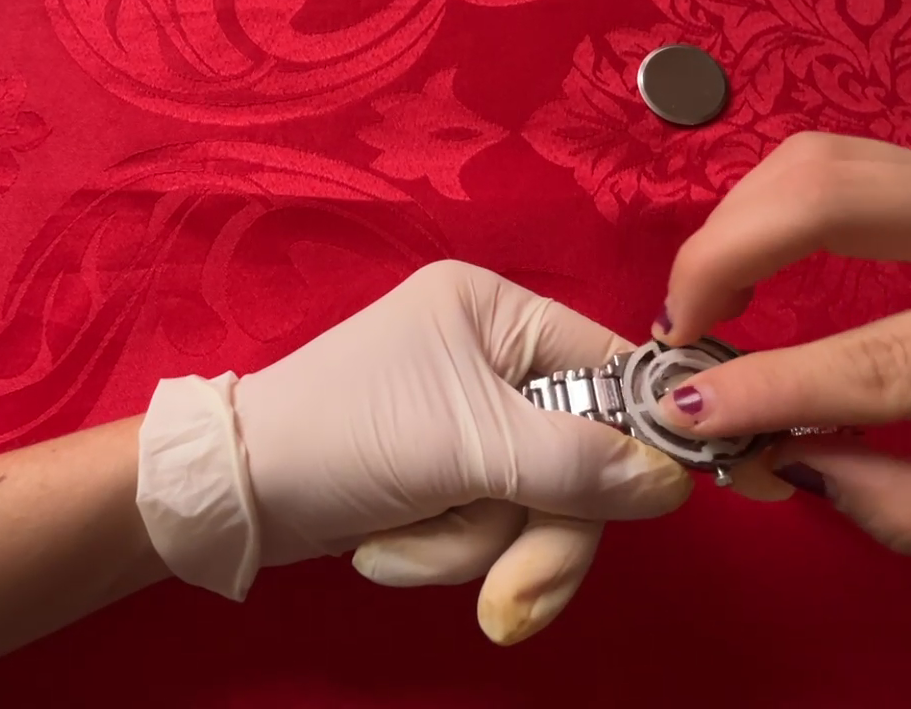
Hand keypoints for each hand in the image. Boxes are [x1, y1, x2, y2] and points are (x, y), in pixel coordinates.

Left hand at [137, 260, 689, 642]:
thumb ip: (577, 464)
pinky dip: (445, 547)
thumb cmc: (346, 436)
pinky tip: (386, 543)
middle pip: (574, 451)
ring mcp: (467, 412)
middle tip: (509, 602)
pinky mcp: (446, 463)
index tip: (648, 498)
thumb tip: (671, 480)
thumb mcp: (468, 445)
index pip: (602, 364)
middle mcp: (486, 351)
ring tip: (397, 546)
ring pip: (532, 498)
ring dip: (473, 545)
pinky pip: (490, 519)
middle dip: (535, 532)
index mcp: (491, 309)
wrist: (239, 492)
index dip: (630, 434)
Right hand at [652, 133, 910, 560]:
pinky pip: (825, 158)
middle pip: (832, 198)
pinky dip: (758, 206)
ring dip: (733, 226)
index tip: (683, 407)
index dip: (772, 383)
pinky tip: (748, 256)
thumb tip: (769, 452)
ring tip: (708, 298)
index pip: (887, 356)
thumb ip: (900, 502)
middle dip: (724, 256)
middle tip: (680, 326)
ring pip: (817, 162)